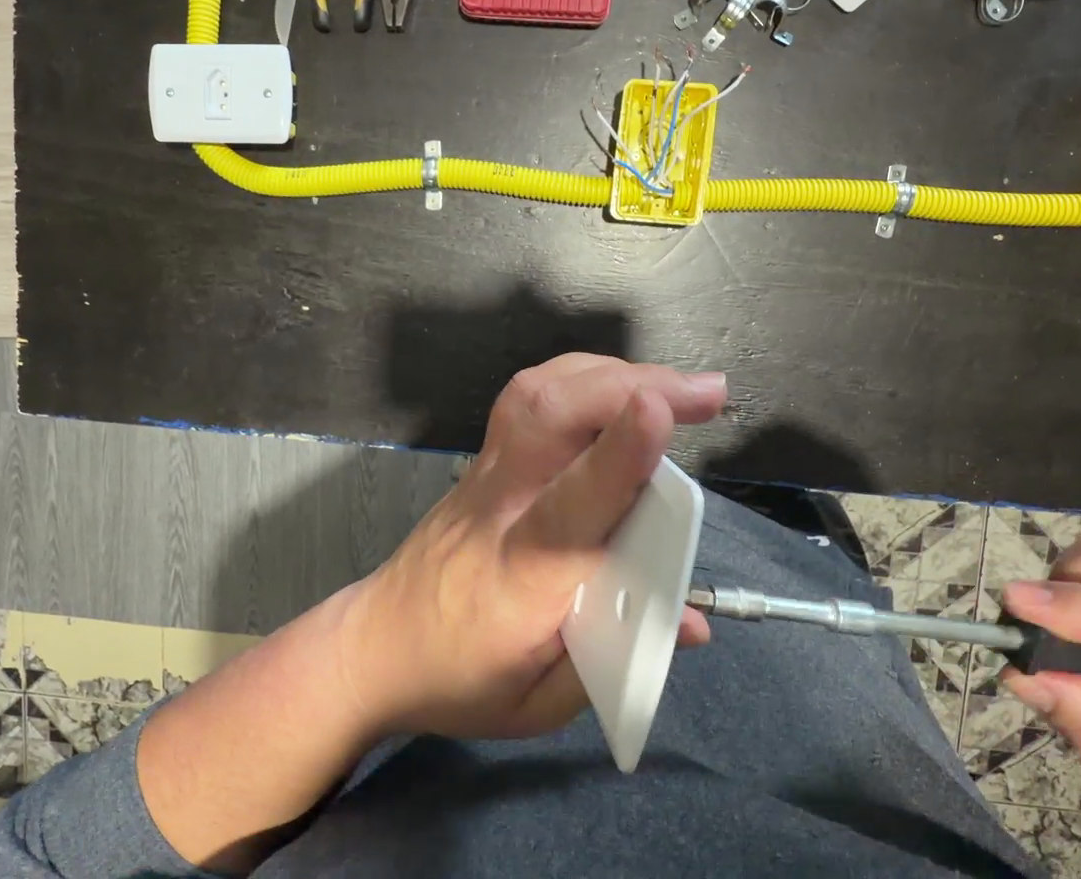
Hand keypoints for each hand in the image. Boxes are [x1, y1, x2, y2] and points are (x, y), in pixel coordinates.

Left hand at [335, 353, 725, 739]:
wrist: (375, 646)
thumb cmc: (459, 680)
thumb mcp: (541, 704)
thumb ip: (617, 666)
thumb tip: (691, 622)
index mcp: (523, 576)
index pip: (573, 504)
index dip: (617, 455)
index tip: (658, 412)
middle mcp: (502, 508)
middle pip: (548, 419)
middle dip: (628, 386)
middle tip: (705, 393)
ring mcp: (486, 475)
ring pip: (534, 396)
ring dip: (606, 375)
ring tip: (670, 387)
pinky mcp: (482, 462)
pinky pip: (526, 401)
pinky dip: (578, 379)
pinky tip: (615, 388)